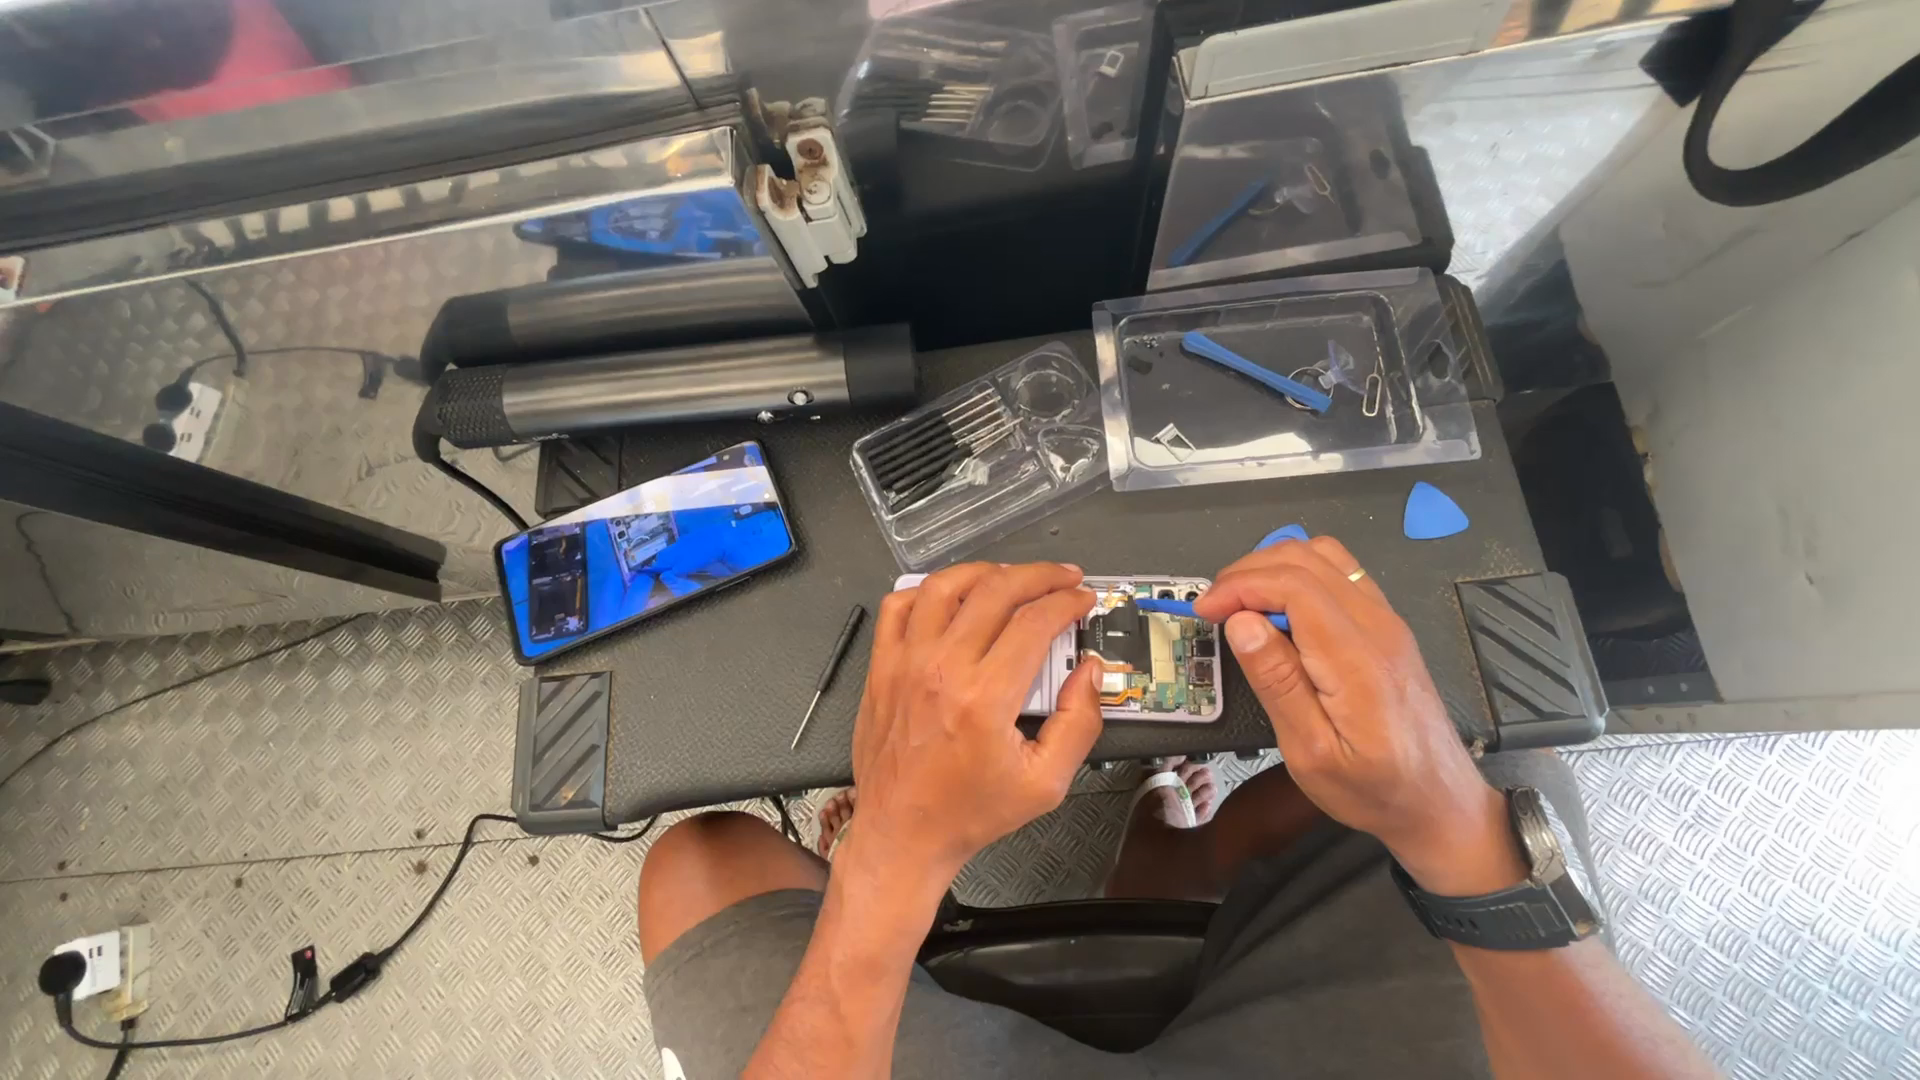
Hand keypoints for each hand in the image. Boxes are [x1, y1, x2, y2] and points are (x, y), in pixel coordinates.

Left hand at [848, 562, 1104, 879]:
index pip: (1034, 622)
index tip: (1083, 599)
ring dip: (986, 572)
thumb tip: (1089, 672)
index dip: (1067, 602)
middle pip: (995, 591)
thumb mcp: (1046, 783)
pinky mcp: (882, 667)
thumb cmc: (970, 812)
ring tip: (1013, 577)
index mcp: (984, 698)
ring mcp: (905, 663)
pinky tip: (952, 597)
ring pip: (945, 586)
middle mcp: (941, 669)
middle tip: (1063, 577)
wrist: (903, 834)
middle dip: (1039, 575)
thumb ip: (1079, 723)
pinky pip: (898, 607)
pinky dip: (927, 591)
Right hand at [1192, 536, 1526, 895]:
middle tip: (1214, 606)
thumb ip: (1277, 682)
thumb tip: (1242, 622)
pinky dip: (1297, 573)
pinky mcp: (1386, 625)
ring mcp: (1386, 620)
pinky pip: (1339, 573)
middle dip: (1246, 571)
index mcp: (1355, 658)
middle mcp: (1377, 625)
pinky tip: (1277, 608)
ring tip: (1240, 602)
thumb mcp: (1310, 752)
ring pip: (1323, 555)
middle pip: (1304, 558)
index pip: (1292, 584)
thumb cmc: (1372, 789)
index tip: (1204, 610)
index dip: (1239, 586)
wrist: (1440, 803)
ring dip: (1271, 566)